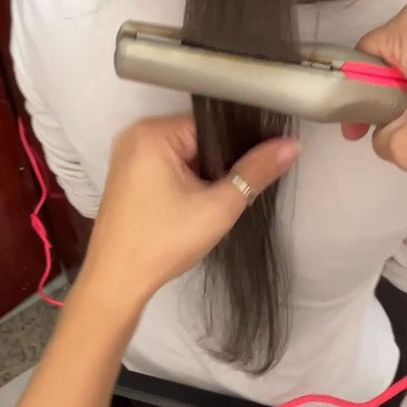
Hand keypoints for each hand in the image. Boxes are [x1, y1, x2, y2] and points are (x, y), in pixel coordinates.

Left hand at [79, 115, 298, 306]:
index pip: (212, 124)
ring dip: (202, 176)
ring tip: (209, 204)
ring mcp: (127, 157)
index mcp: (153, 133)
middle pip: (197, 138)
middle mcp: (135, 136)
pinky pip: (166, 168)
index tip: (250, 172)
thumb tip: (289, 147)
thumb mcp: (219, 207)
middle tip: (228, 194)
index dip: (237, 147)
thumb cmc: (162, 243)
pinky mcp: (127, 178)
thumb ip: (255, 172)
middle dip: (219, 164)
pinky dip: (184, 184)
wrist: (117, 282)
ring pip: (184, 156)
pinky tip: (190, 208)